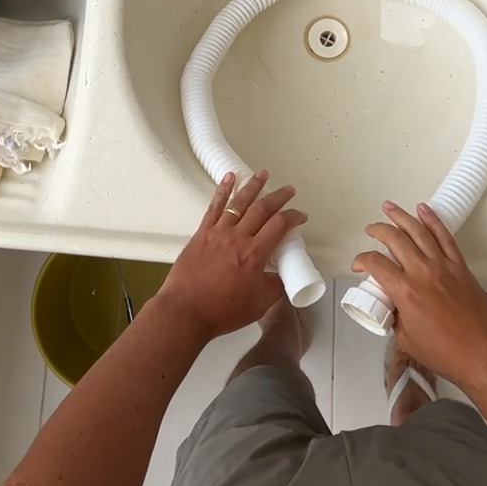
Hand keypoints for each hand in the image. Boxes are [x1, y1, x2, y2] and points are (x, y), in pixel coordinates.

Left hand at [152, 171, 307, 341]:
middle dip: (279, 196)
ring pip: (240, 202)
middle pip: (262, 208)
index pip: (280, 226)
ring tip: (264, 173)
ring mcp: (219, 232)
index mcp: (254, 254)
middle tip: (289, 189)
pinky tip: (230, 177)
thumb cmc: (222, 311)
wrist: (186, 311)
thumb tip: (283, 275)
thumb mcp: (259, 305)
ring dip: (253, 185)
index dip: (293, 217)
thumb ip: (275, 287)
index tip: (300, 215)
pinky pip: (215, 206)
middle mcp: (238, 238)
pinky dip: (223, 190)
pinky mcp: (202, 232)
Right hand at [353, 201, 486, 390]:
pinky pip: (445, 237)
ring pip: (418, 231)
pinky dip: (433, 220)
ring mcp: (443, 266)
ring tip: (389, 207)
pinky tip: (423, 209)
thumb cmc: (446, 354)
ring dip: (401, 216)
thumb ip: (395, 317)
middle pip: (394, 239)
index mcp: (405, 291)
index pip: (375, 264)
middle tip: (370, 229)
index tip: (358, 264)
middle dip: (378, 230)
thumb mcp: (407, 340)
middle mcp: (422, 272)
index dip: (361, 260)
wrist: (484, 356)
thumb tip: (392, 305)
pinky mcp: (460, 267)